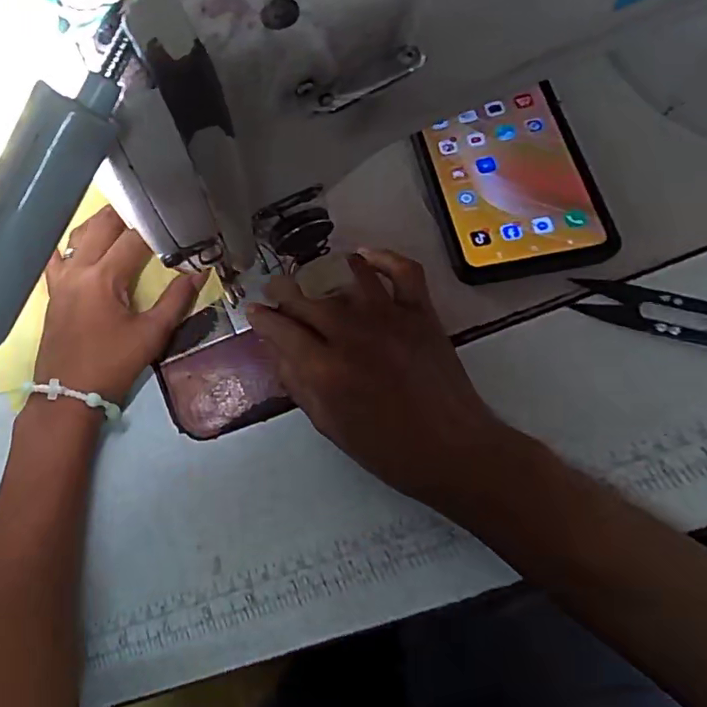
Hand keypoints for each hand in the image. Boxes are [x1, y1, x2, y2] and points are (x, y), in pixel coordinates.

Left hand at [35, 206, 203, 405]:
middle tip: (149, 211)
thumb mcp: (151, 335)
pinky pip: (57, 257)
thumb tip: (199, 274)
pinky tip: (82, 244)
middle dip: (126, 214)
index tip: (173, 221)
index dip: (155, 227)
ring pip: (77, 236)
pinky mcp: (53, 291)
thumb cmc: (112, 366)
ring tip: (121, 222)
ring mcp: (61, 279)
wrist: (67, 395)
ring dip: (100, 224)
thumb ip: (176, 301)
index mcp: (103, 277)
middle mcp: (78, 270)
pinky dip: (72, 245)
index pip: (133, 239)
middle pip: (101, 225)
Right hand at [247, 250, 522, 510]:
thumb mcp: (329, 424)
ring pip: (348, 277)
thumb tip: (278, 350)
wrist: (451, 450)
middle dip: (283, 291)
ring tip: (314, 275)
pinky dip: (382, 258)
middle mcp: (353, 336)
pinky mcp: (421, 313)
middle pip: (307, 299)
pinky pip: (402, 271)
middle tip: (276, 290)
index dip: (262, 317)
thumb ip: (299, 384)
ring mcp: (390, 319)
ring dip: (325, 271)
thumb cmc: (386, 448)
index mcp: (325, 370)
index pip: (281, 329)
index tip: (255, 311)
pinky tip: (364, 256)